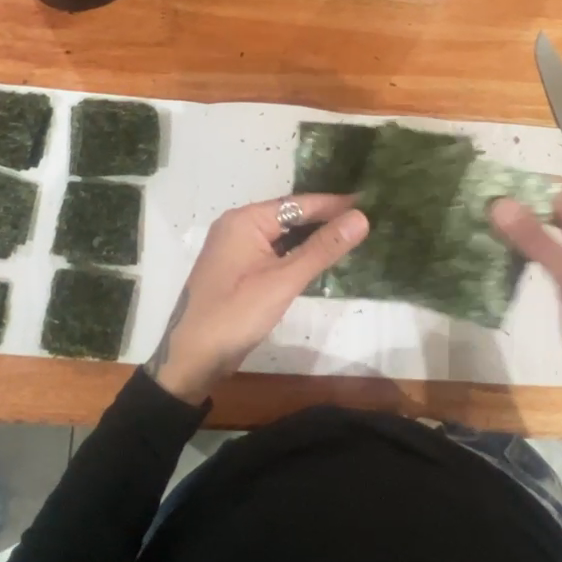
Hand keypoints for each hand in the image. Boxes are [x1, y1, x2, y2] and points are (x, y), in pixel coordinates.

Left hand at [145, 194, 368, 403]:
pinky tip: (319, 259)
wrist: (191, 359)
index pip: (298, 204)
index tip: (369, 202)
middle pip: (290, 216)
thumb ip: (322, 248)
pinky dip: (296, 253)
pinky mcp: (237, 270)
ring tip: (351, 236)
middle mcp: (237, 227)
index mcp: (244, 221)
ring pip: (282, 235)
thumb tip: (361, 218)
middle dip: (325, 219)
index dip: (334, 204)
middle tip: (365, 221)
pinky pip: (273, 252)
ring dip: (312, 237)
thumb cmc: (235, 315)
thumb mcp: (283, 281)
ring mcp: (235, 249)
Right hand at [490, 182, 561, 447]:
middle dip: (525, 204)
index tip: (489, 183)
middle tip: (480, 199)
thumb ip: (538, 240)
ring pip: (552, 235)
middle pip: (561, 212)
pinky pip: (549, 260)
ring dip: (523, 228)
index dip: (531, 186)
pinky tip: (497, 249)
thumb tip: (497, 201)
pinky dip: (526, 252)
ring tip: (481, 219)